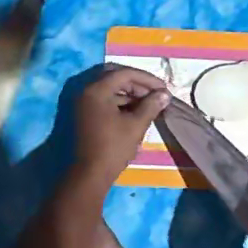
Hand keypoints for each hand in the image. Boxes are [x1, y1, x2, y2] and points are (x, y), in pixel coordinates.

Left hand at [71, 66, 169, 190]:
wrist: (90, 174)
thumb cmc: (113, 148)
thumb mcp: (136, 125)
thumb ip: (151, 106)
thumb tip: (164, 94)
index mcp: (97, 90)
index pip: (124, 73)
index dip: (147, 79)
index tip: (164, 88)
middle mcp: (86, 91)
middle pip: (114, 77)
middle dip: (137, 83)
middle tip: (155, 93)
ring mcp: (83, 103)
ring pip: (109, 89)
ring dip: (129, 93)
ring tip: (149, 104)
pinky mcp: (84, 114)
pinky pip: (103, 100)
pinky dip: (119, 102)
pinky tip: (135, 112)